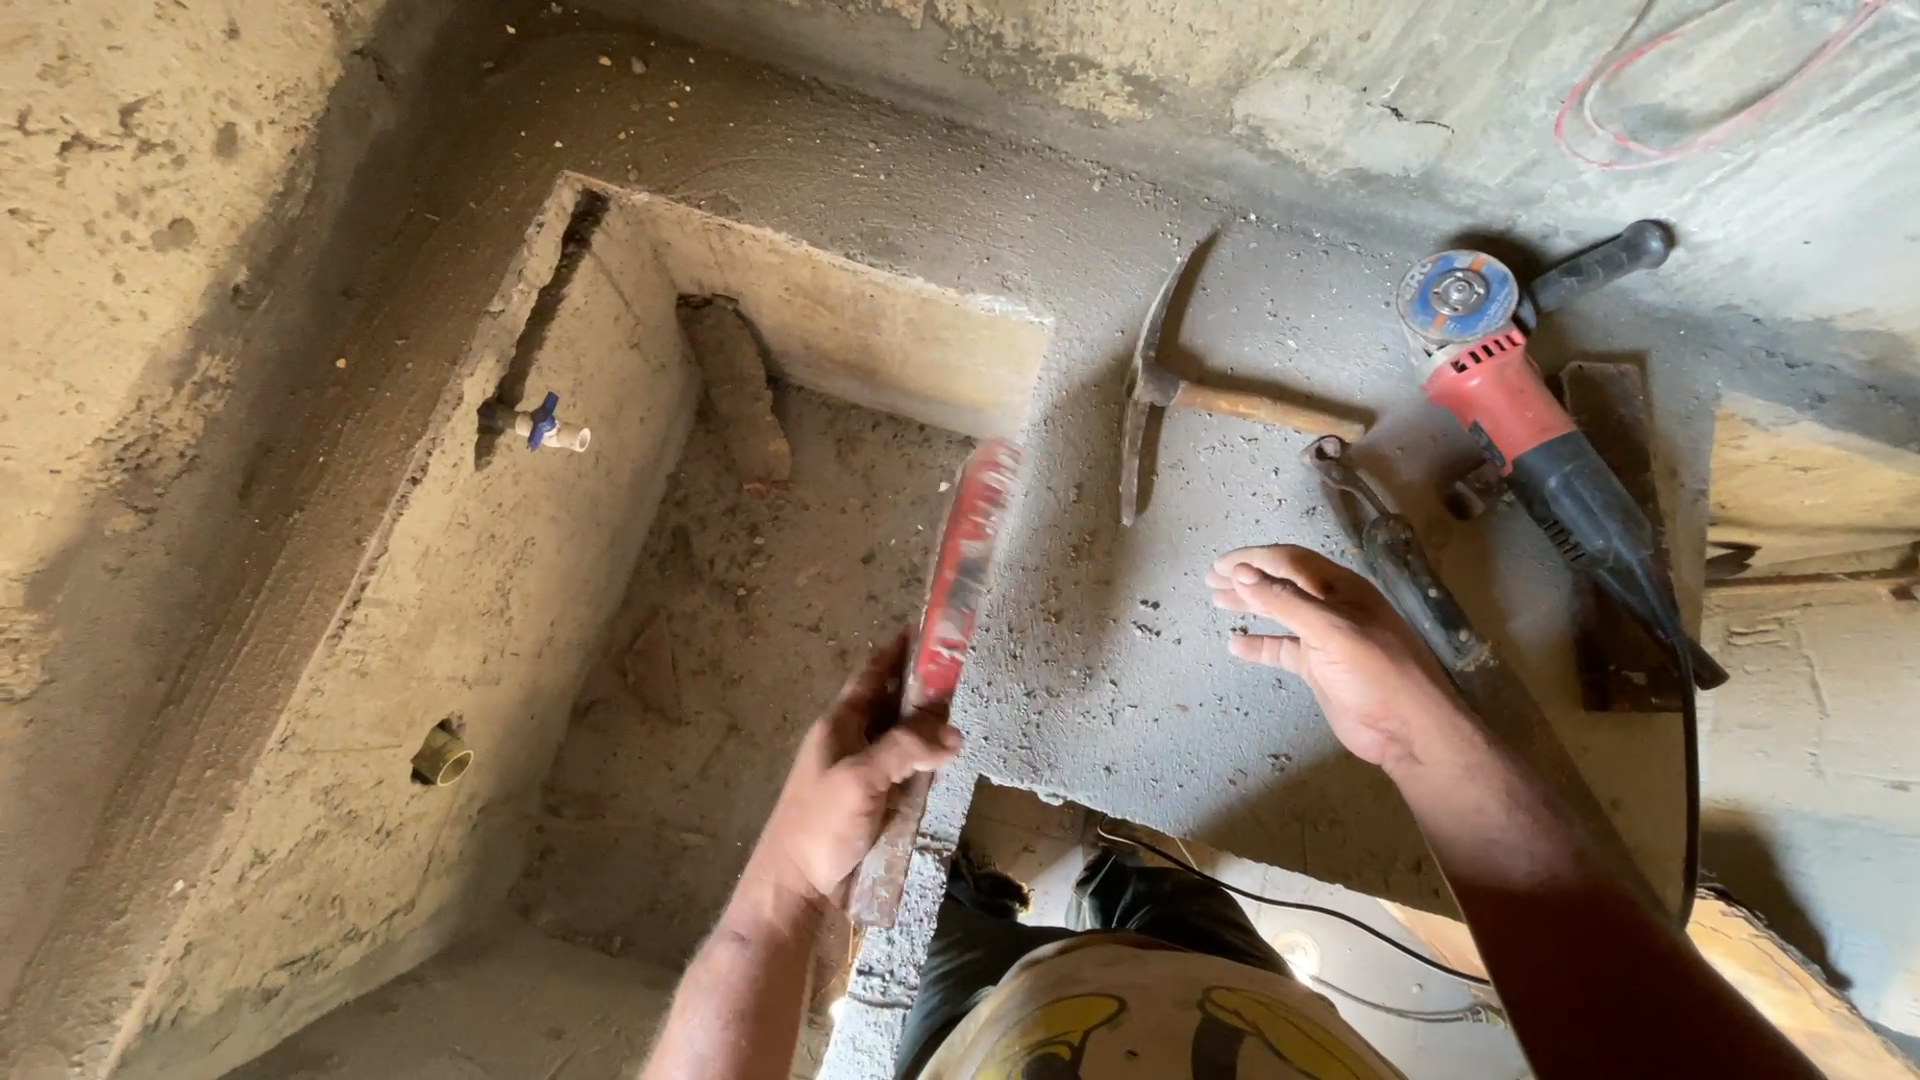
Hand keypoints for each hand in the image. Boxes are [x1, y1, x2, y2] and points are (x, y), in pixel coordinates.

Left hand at [748, 633, 961, 908]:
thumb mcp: (861, 779)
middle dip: (922, 691)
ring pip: (900, 738)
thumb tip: (954, 734)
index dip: (897, 650)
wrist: (794, 888)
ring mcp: (860, 772)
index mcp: (839, 724)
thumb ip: (906, 749)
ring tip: (960, 721)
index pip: (872, 674)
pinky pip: (904, 770)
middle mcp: (850, 741)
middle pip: (891, 704)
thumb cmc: (818, 825)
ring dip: (926, 730)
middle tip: (961, 680)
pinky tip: (944, 765)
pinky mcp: (871, 801)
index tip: (928, 630)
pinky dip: (924, 763)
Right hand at [1206, 545, 1464, 771]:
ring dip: (1249, 604)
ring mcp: (1325, 638)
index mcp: (1340, 589)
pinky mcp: (1319, 666)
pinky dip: (1259, 644)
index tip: (1219, 565)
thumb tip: (1242, 573)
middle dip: (1246, 577)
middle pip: (1281, 582)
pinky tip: (1236, 645)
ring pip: (1279, 612)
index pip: (1288, 561)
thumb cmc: (1376, 672)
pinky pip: (1282, 648)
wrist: (1410, 729)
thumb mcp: (1330, 631)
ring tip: (1217, 601)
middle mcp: (1331, 607)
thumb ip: (1285, 601)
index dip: (1252, 559)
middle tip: (1211, 578)